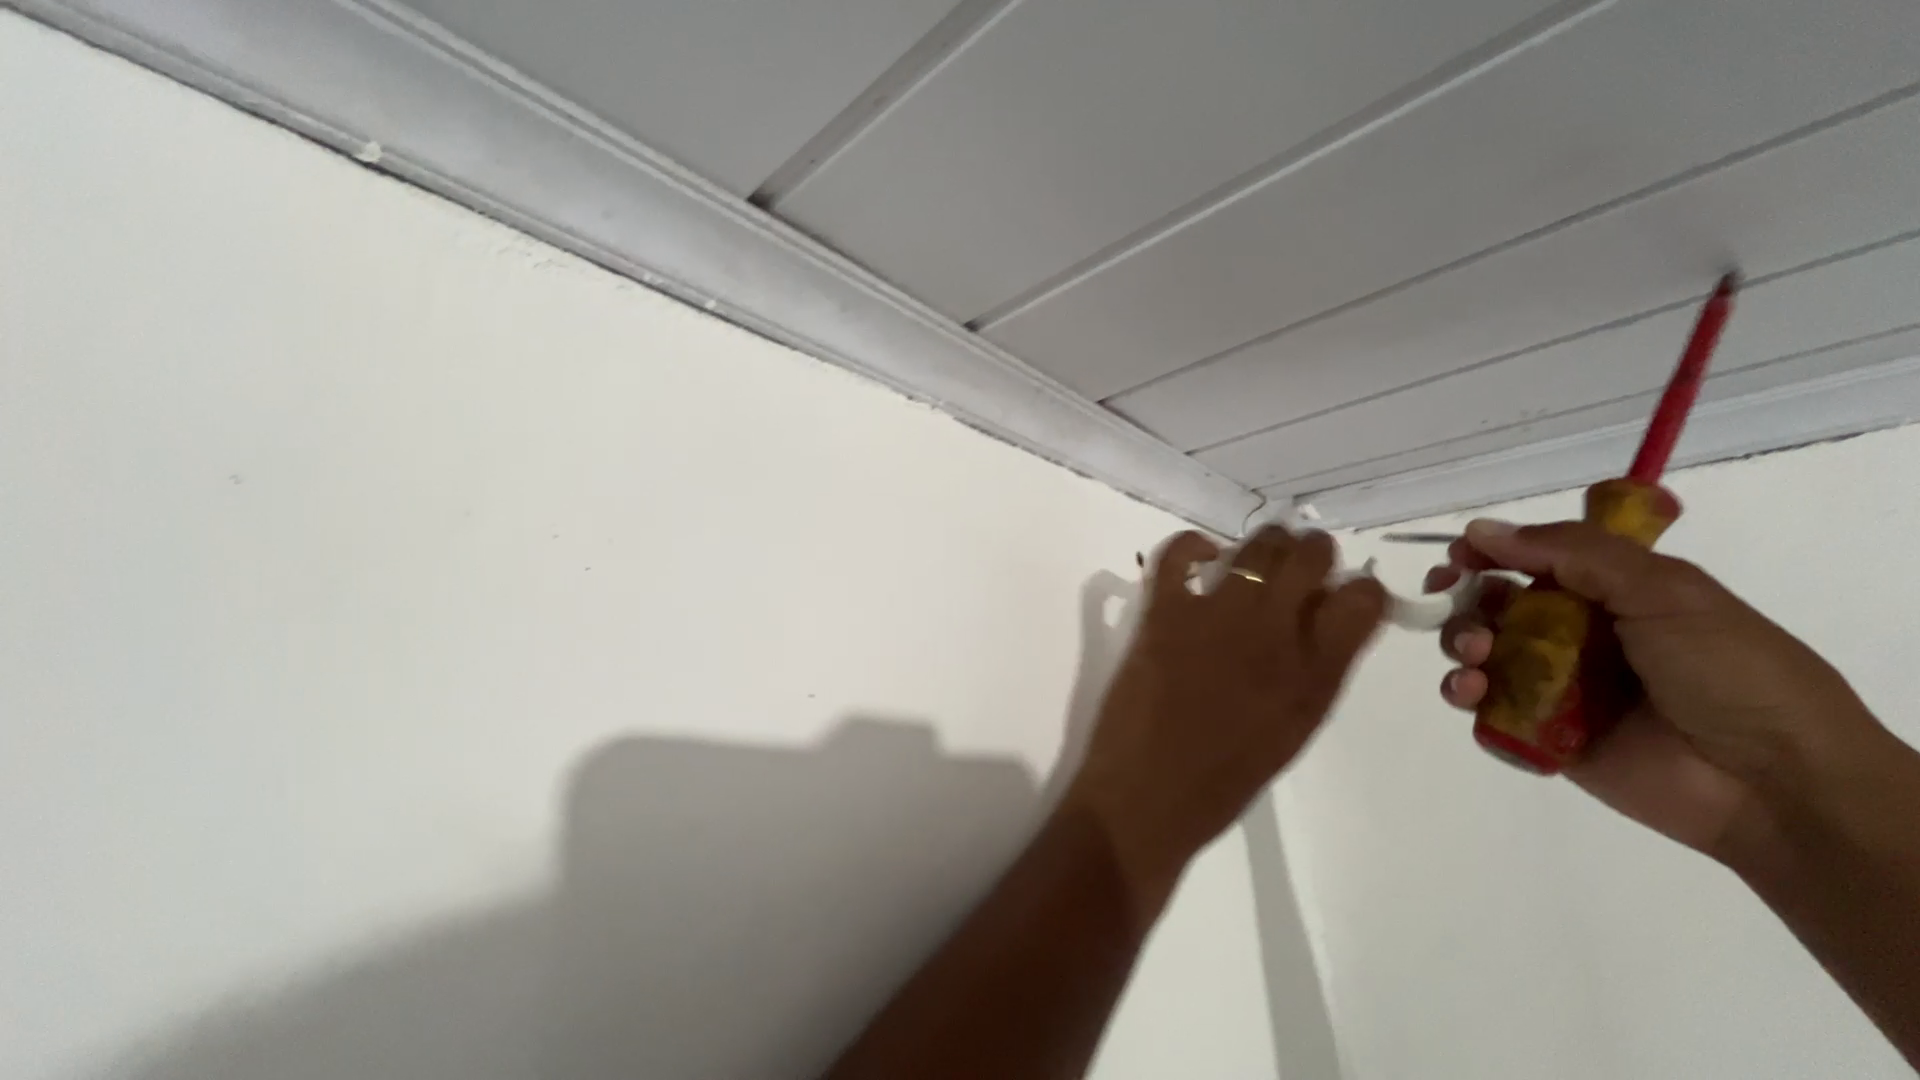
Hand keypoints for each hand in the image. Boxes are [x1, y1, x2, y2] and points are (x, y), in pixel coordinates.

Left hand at [1067, 526, 1385, 904]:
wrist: (1145, 801)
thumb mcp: (1292, 729)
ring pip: (1257, 547)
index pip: (1364, 600)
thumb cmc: (1221, 782)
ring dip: (1262, 546)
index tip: (1337, 594)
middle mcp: (1274, 638)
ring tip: (1252, 561)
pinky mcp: (1163, 615)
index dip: (1357, 588)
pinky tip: (1198, 560)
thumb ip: (1314, 672)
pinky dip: (1192, 545)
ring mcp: (1216, 620)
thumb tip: (1322, 621)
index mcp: (1315, 678)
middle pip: (1312, 557)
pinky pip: (1179, 552)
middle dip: (1311, 553)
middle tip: (1293, 568)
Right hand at [1434, 518, 1883, 862]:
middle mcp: (1578, 636)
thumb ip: (1573, 553)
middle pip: (1495, 605)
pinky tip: (1470, 691)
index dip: (1492, 552)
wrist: (1774, 784)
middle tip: (1450, 599)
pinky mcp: (1541, 735)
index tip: (1460, 556)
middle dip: (1464, 598)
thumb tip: (1481, 529)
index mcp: (1612, 594)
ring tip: (1474, 655)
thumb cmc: (1729, 672)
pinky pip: (1485, 709)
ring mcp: (1557, 687)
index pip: (1535, 560)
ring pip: (1481, 653)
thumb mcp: (1664, 592)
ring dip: (1460, 642)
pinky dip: (1464, 694)